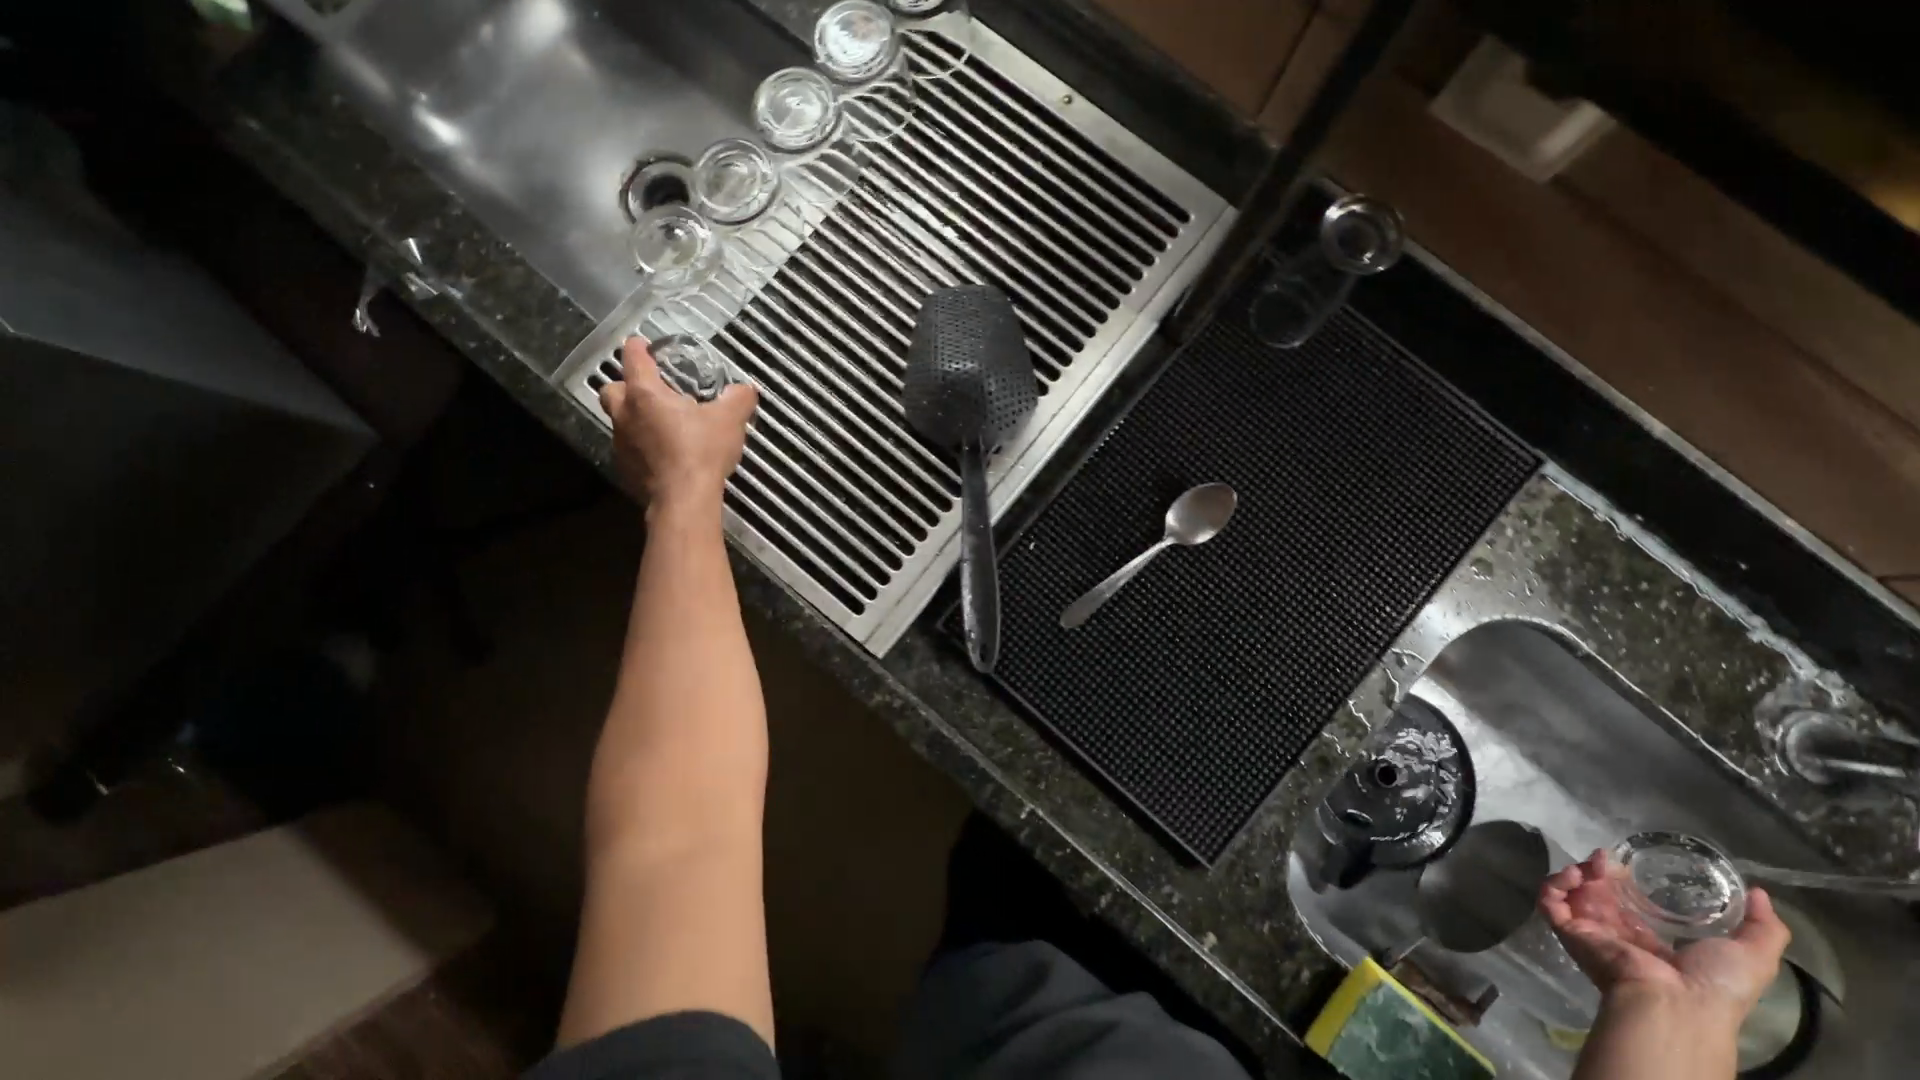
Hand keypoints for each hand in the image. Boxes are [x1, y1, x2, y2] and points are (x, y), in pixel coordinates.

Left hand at [599, 337, 757, 511]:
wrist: (684, 500)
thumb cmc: (702, 451)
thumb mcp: (730, 420)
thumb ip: (738, 398)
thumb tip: (745, 389)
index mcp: (645, 394)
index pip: (633, 358)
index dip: (638, 347)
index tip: (644, 345)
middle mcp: (625, 415)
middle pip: (612, 389)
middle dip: (626, 386)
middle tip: (650, 392)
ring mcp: (621, 444)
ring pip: (619, 422)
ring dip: (635, 419)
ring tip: (663, 427)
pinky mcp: (625, 470)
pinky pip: (630, 450)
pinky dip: (642, 448)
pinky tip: (664, 456)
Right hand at [1541, 849, 1789, 1024]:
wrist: (1677, 1003)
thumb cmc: (1714, 982)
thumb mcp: (1755, 954)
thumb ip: (1764, 927)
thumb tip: (1759, 893)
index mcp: (1650, 942)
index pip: (1627, 906)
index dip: (1624, 882)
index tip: (1627, 865)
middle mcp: (1616, 935)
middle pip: (1595, 894)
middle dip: (1597, 871)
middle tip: (1605, 860)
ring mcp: (1591, 933)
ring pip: (1570, 893)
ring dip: (1574, 873)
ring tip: (1590, 866)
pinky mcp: (1570, 932)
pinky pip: (1550, 902)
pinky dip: (1554, 884)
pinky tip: (1573, 875)